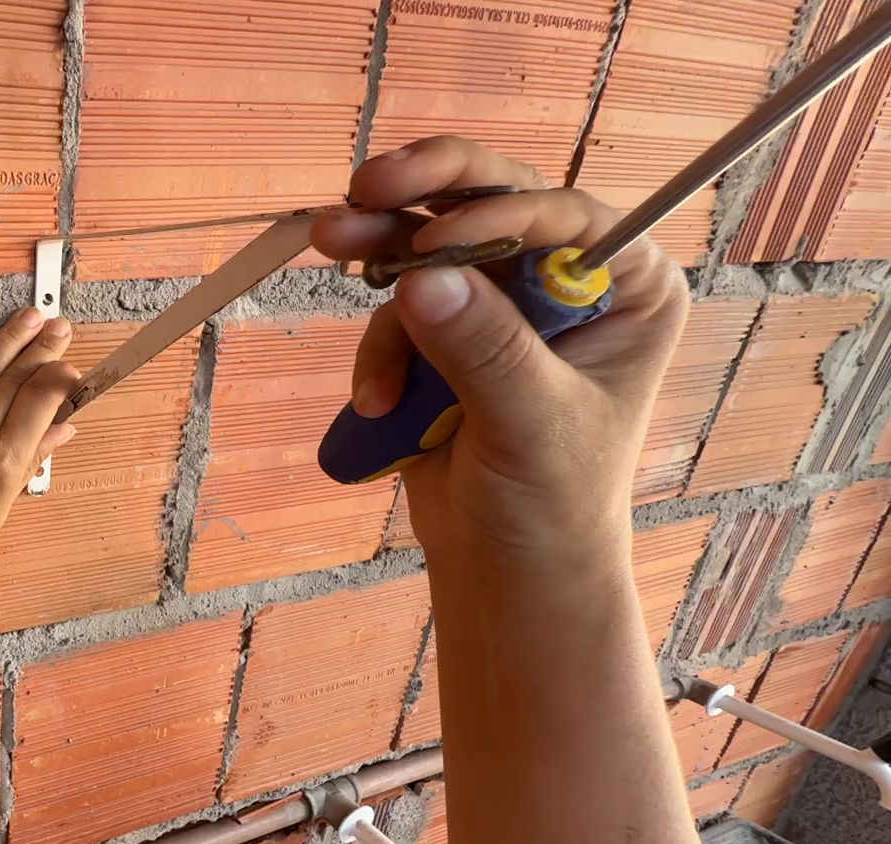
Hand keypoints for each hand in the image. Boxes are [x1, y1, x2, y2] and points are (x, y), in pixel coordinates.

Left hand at [0, 307, 79, 602]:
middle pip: (15, 377)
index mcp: (6, 461)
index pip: (42, 398)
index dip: (60, 374)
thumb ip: (33, 458)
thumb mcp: (4, 503)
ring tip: (30, 315)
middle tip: (60, 325)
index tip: (71, 365)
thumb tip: (65, 427)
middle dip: (42, 347)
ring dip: (8, 338)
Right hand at [310, 137, 689, 574]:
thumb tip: (420, 276)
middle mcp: (552, 289)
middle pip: (485, 212)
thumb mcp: (529, 423)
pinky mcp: (433, 350)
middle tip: (364, 186)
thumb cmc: (548, 499)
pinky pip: (391, 323)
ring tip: (325, 239)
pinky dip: (373, 358)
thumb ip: (482, 350)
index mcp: (616, 289)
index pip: (560, 218)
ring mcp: (487, 317)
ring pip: (421, 260)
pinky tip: (374, 405)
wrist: (499, 559)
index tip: (428, 240)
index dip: (494, 214)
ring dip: (374, 255)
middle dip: (422, 198)